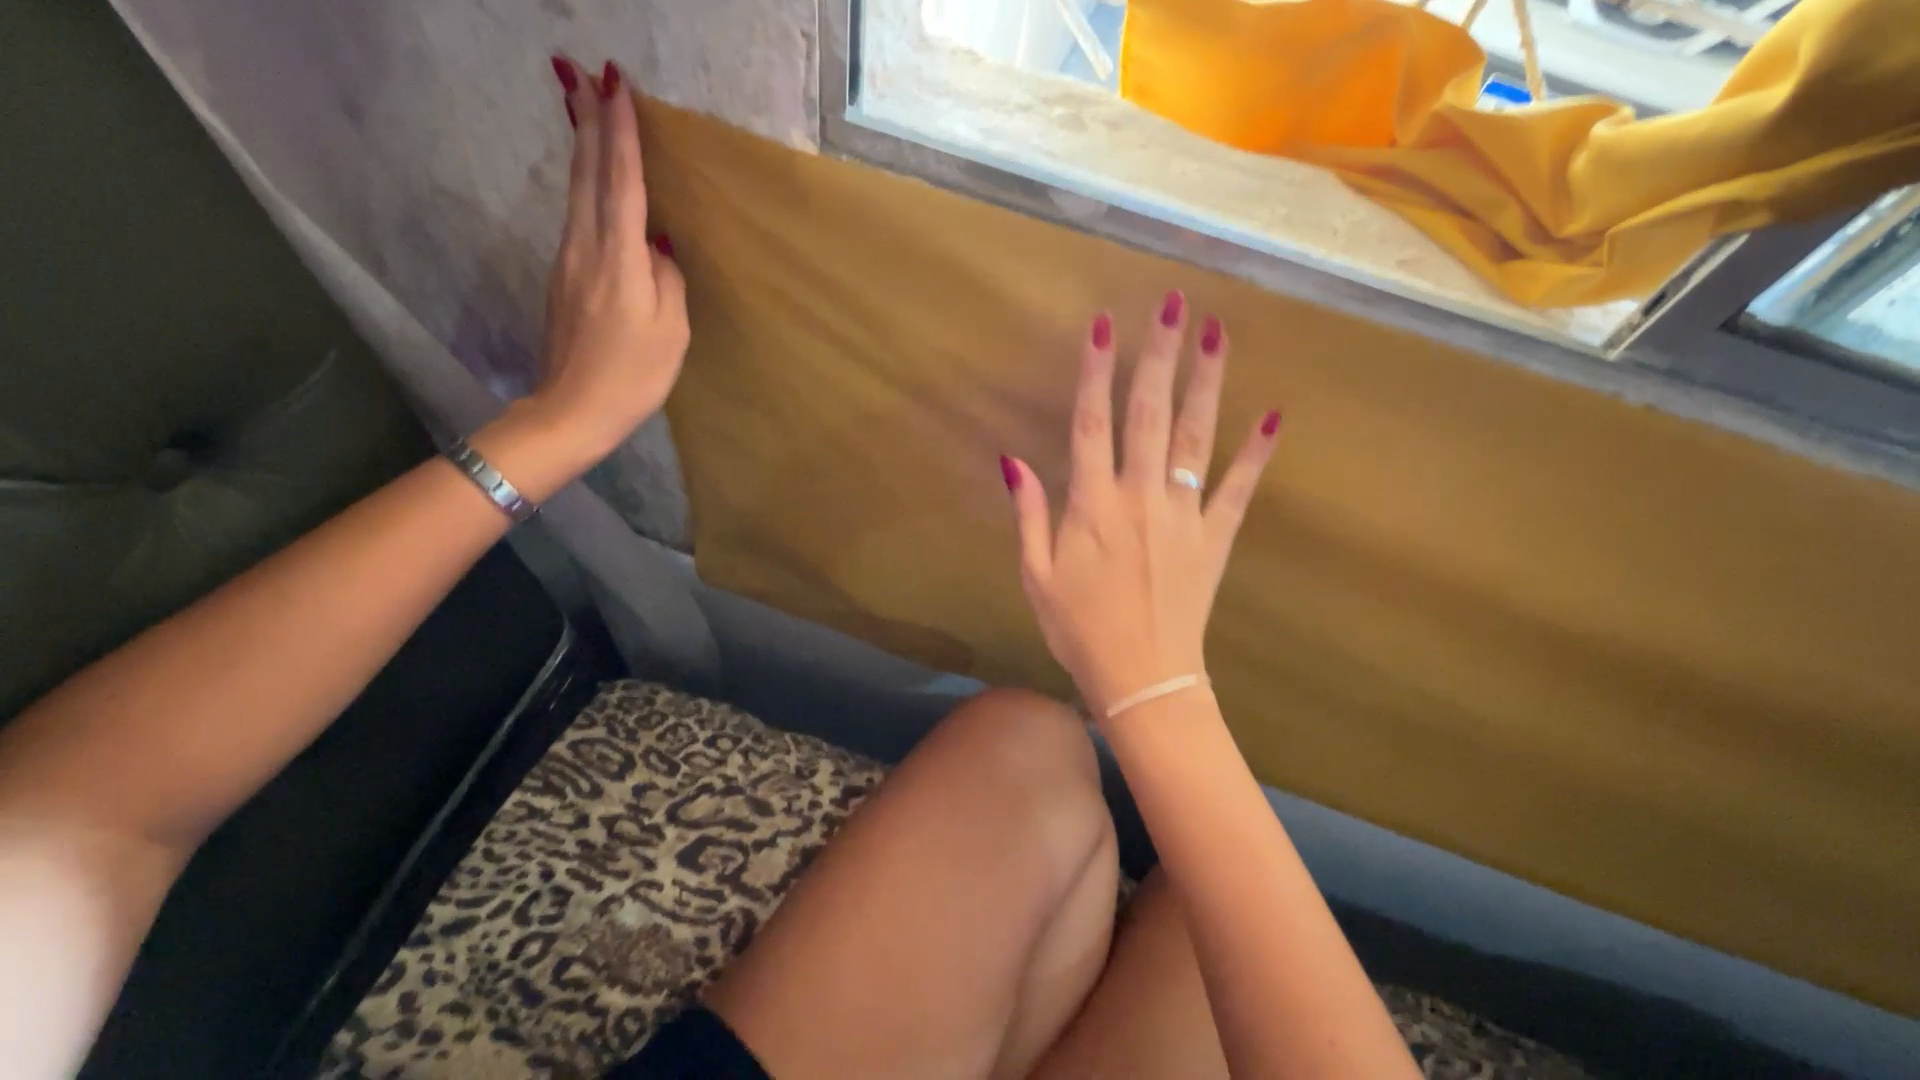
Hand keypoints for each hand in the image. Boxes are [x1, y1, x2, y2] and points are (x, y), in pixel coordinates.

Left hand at [472, 57, 689, 500]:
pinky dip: (585, 184)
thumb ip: (667, 279)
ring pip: (577, 191)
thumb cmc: (632, 376)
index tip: (616, 87)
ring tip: (583, 105)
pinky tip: (593, 175)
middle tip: (579, 71)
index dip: (620, 134)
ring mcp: (568, 261)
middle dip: (588, 121)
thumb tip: (656, 247)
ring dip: (583, 147)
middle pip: (587, 174)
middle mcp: (586, 249)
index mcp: (618, 260)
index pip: (621, 184)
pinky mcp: (563, 277)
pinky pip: (578, 217)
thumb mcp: (671, 331)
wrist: (572, 410)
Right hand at [1003, 293, 1279, 716]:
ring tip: (1217, 333)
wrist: (1142, 678)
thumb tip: (1012, 459)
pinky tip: (1274, 416)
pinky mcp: (1216, 537)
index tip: (1104, 323)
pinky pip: (1239, 489)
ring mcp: (1184, 513)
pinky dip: (1257, 454)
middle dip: (1160, 355)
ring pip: (1197, 436)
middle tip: (1174, 304)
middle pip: (1150, 413)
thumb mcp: (1037, 576)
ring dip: (1207, 382)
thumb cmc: (1079, 629)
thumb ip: (1029, 515)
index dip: (1096, 370)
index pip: (1092, 422)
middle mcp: (1140, 496)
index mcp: (1092, 504)